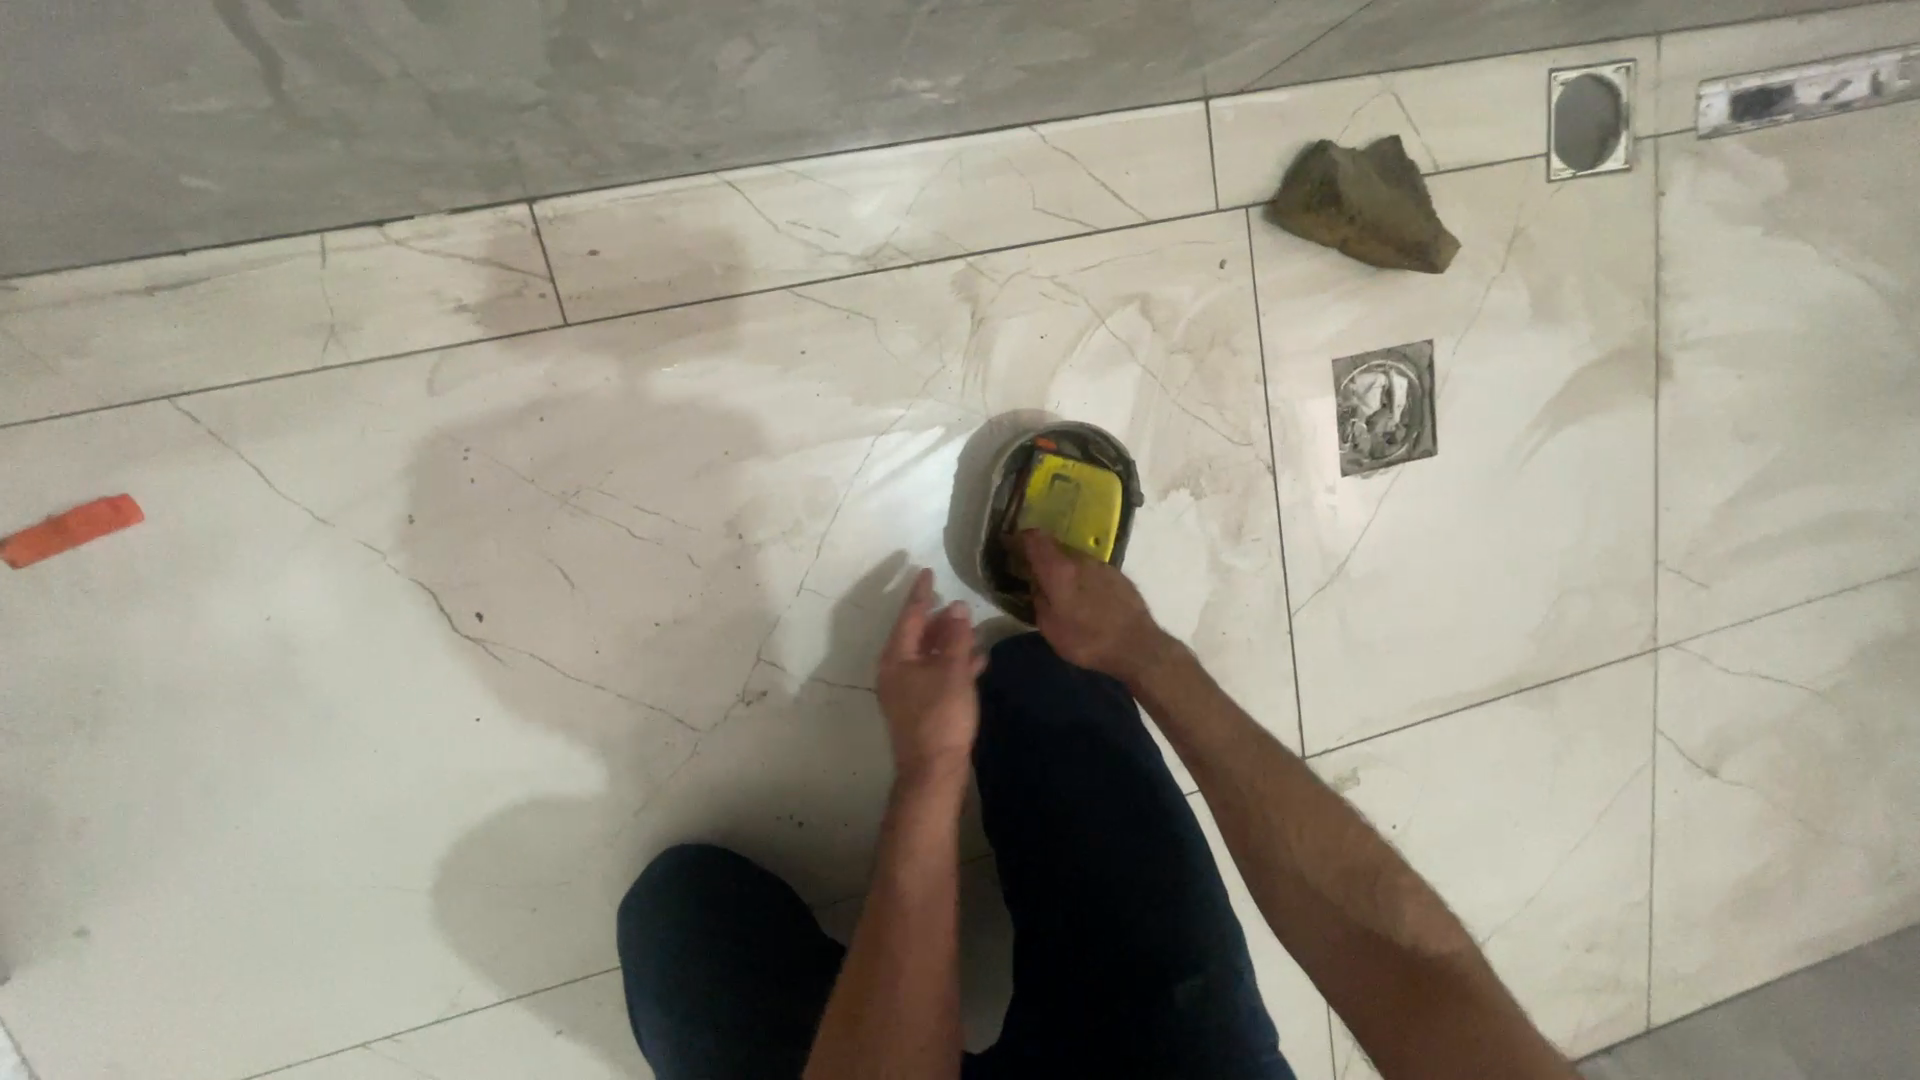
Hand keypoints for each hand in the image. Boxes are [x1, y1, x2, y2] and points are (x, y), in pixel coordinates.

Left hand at [875, 569, 984, 787]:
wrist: (934, 770)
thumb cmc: (941, 715)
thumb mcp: (953, 671)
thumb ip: (957, 637)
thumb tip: (958, 607)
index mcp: (895, 658)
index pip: (909, 616)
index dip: (920, 593)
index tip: (927, 571)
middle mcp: (894, 671)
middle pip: (916, 635)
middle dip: (938, 619)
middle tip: (956, 602)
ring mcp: (905, 690)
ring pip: (927, 655)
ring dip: (949, 642)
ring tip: (971, 627)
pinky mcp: (919, 706)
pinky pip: (934, 674)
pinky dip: (952, 664)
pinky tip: (977, 660)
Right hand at [1020, 530, 1176, 684]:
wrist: (1138, 647)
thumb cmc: (1087, 640)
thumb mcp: (1049, 627)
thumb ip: (1038, 600)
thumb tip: (1036, 584)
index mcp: (1059, 569)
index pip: (1035, 539)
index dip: (1019, 538)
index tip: (1009, 544)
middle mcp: (1081, 559)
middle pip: (1055, 546)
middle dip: (1040, 555)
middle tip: (1031, 571)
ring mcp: (1103, 566)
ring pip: (1075, 558)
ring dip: (1063, 566)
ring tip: (1059, 588)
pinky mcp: (1118, 576)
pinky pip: (1091, 569)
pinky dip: (1081, 576)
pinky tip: (1084, 597)